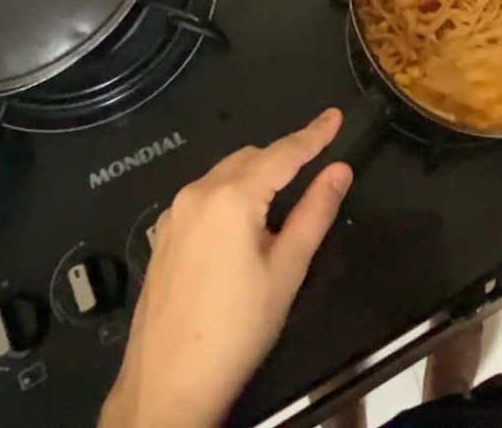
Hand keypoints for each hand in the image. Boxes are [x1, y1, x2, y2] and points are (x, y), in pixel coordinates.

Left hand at [101, 110, 353, 427]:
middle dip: (284, 158)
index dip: (313, 134)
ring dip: (256, 175)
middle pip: (251, 158)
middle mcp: (197, 194)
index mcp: (231, 197)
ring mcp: (174, 215)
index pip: (283, 153)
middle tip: (317, 168)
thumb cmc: (237, 328)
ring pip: (225, 175)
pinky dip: (231, 194)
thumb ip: (315, 212)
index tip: (334, 116)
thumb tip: (339, 170)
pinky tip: (243, 226)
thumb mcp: (287, 270)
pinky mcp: (163, 236)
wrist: (167, 386)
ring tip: (283, 201)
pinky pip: (205, 197)